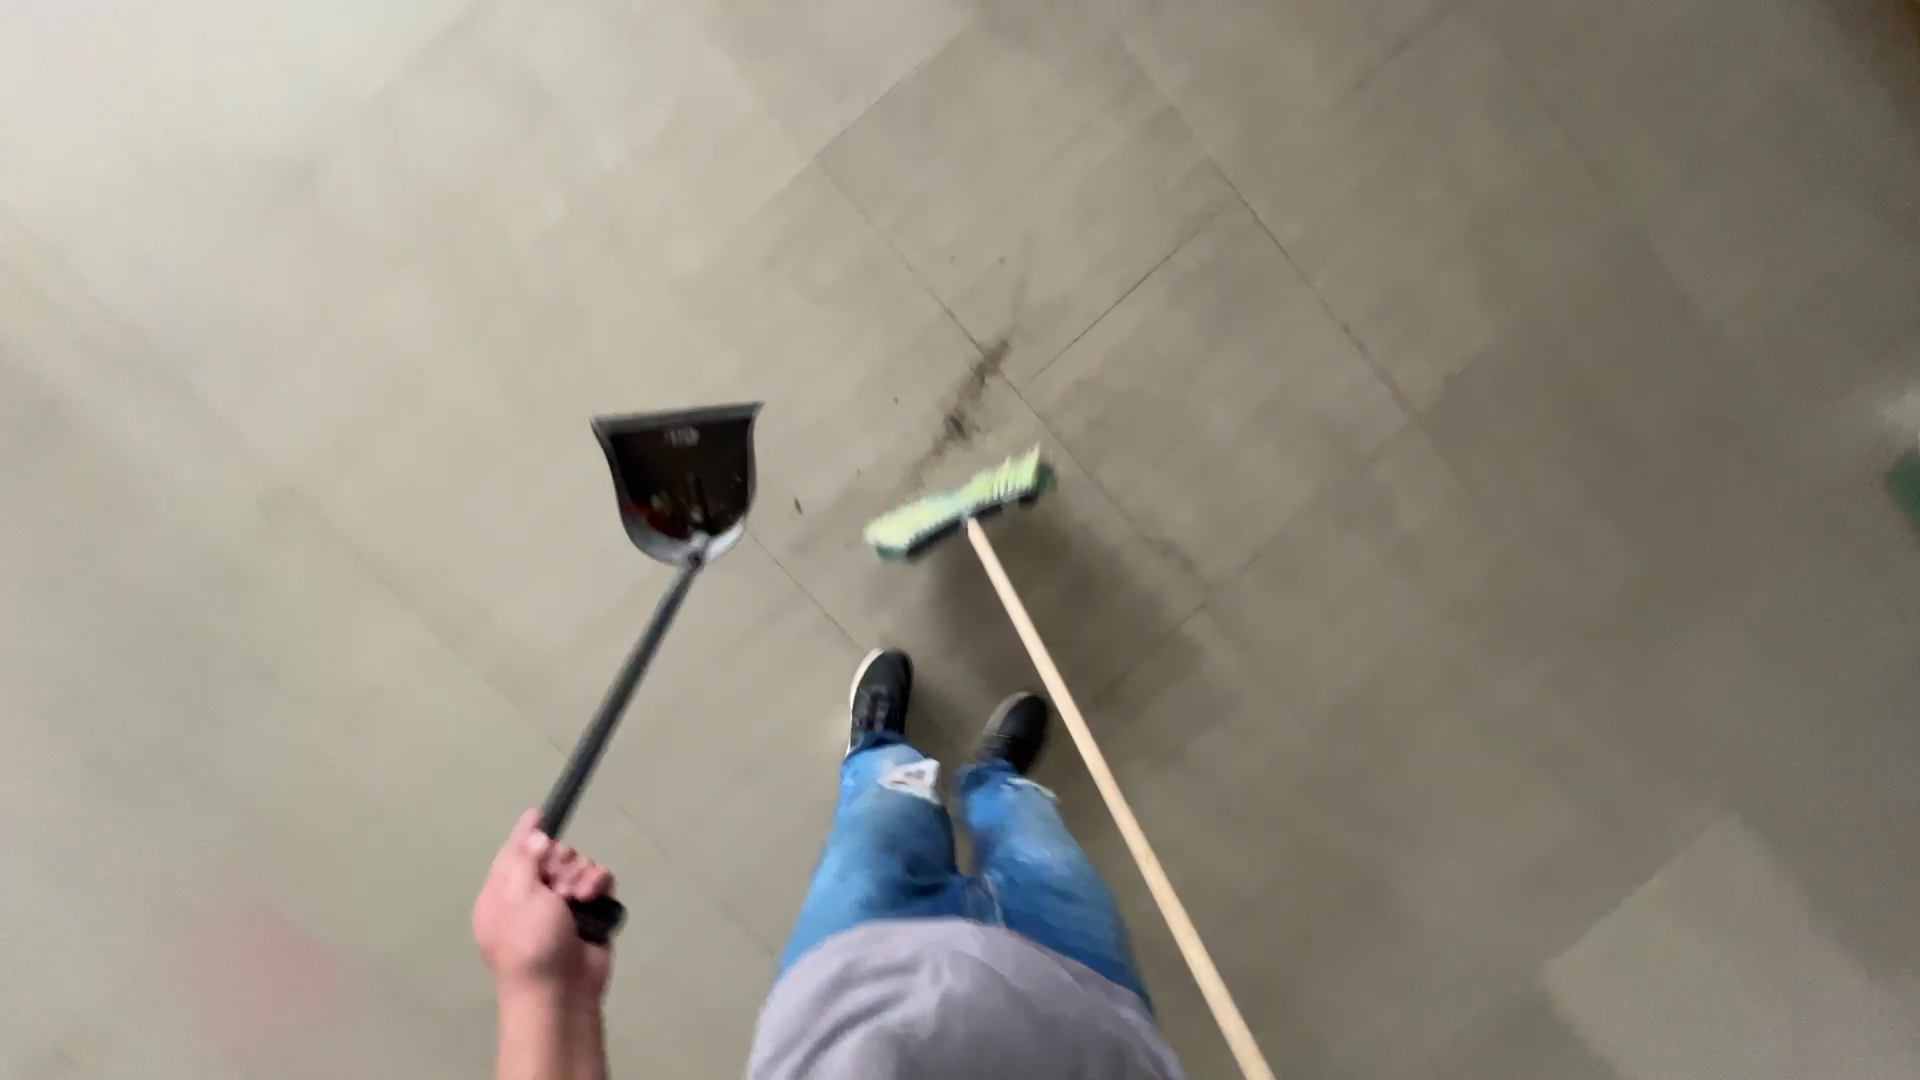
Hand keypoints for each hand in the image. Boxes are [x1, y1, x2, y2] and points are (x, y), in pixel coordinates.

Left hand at [473, 810, 615, 1004]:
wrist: (561, 990)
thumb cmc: (530, 944)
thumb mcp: (519, 898)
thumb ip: (526, 861)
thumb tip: (537, 837)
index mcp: (502, 896)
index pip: (513, 854)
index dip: (526, 833)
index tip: (538, 812)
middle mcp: (530, 897)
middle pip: (552, 855)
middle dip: (562, 861)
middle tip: (560, 881)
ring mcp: (560, 905)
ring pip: (578, 865)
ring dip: (583, 874)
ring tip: (581, 896)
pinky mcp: (588, 910)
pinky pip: (598, 880)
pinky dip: (599, 883)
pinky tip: (596, 895)